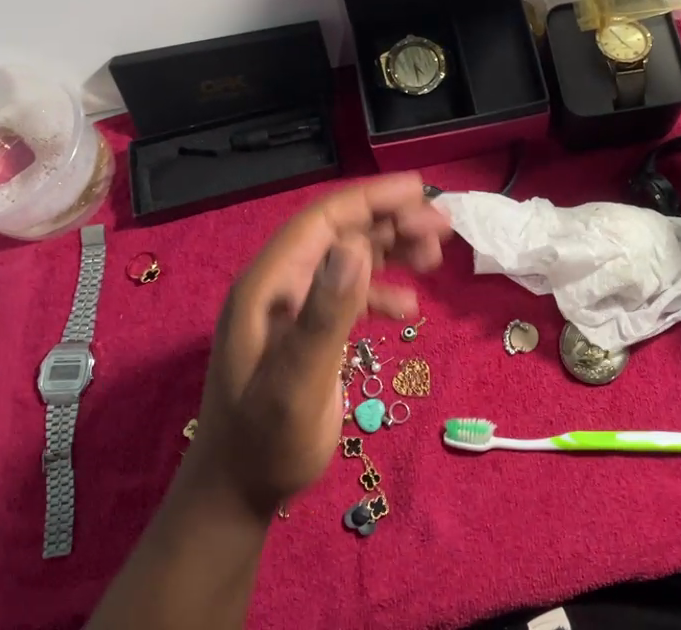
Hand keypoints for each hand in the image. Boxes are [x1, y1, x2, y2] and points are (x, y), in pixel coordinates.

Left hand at [187, 175, 449, 515]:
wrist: (237, 492)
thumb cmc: (265, 442)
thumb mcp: (297, 381)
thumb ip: (325, 315)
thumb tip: (356, 248)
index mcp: (269, 285)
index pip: (323, 221)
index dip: (370, 199)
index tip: (419, 189)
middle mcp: (280, 286)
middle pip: (341, 234)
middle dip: (391, 223)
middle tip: (443, 225)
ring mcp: (293, 309)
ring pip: (349, 260)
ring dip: (392, 253)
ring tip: (436, 257)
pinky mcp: (307, 332)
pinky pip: (349, 294)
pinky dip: (381, 293)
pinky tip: (408, 309)